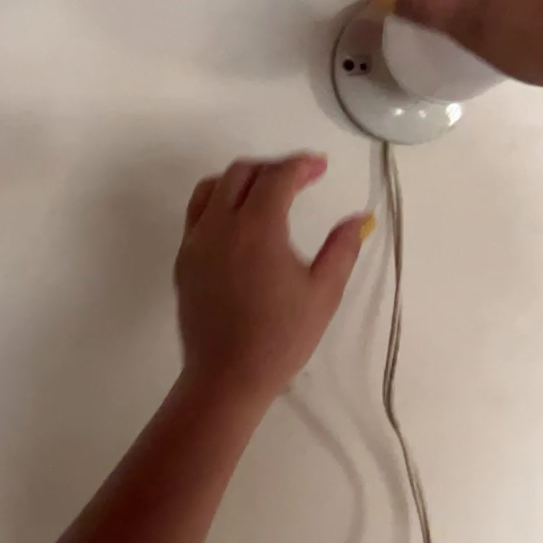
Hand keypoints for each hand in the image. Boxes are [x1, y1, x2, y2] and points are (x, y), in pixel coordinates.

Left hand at [174, 154, 369, 405]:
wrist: (227, 377)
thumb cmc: (281, 339)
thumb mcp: (323, 294)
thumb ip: (342, 249)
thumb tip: (359, 218)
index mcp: (257, 229)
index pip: (277, 177)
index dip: (301, 165)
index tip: (320, 168)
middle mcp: (220, 225)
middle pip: (241, 173)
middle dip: (273, 168)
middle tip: (299, 179)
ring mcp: (195, 242)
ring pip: (212, 188)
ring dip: (241, 180)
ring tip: (265, 194)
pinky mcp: (183, 261)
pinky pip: (197, 214)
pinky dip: (219, 202)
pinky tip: (238, 224)